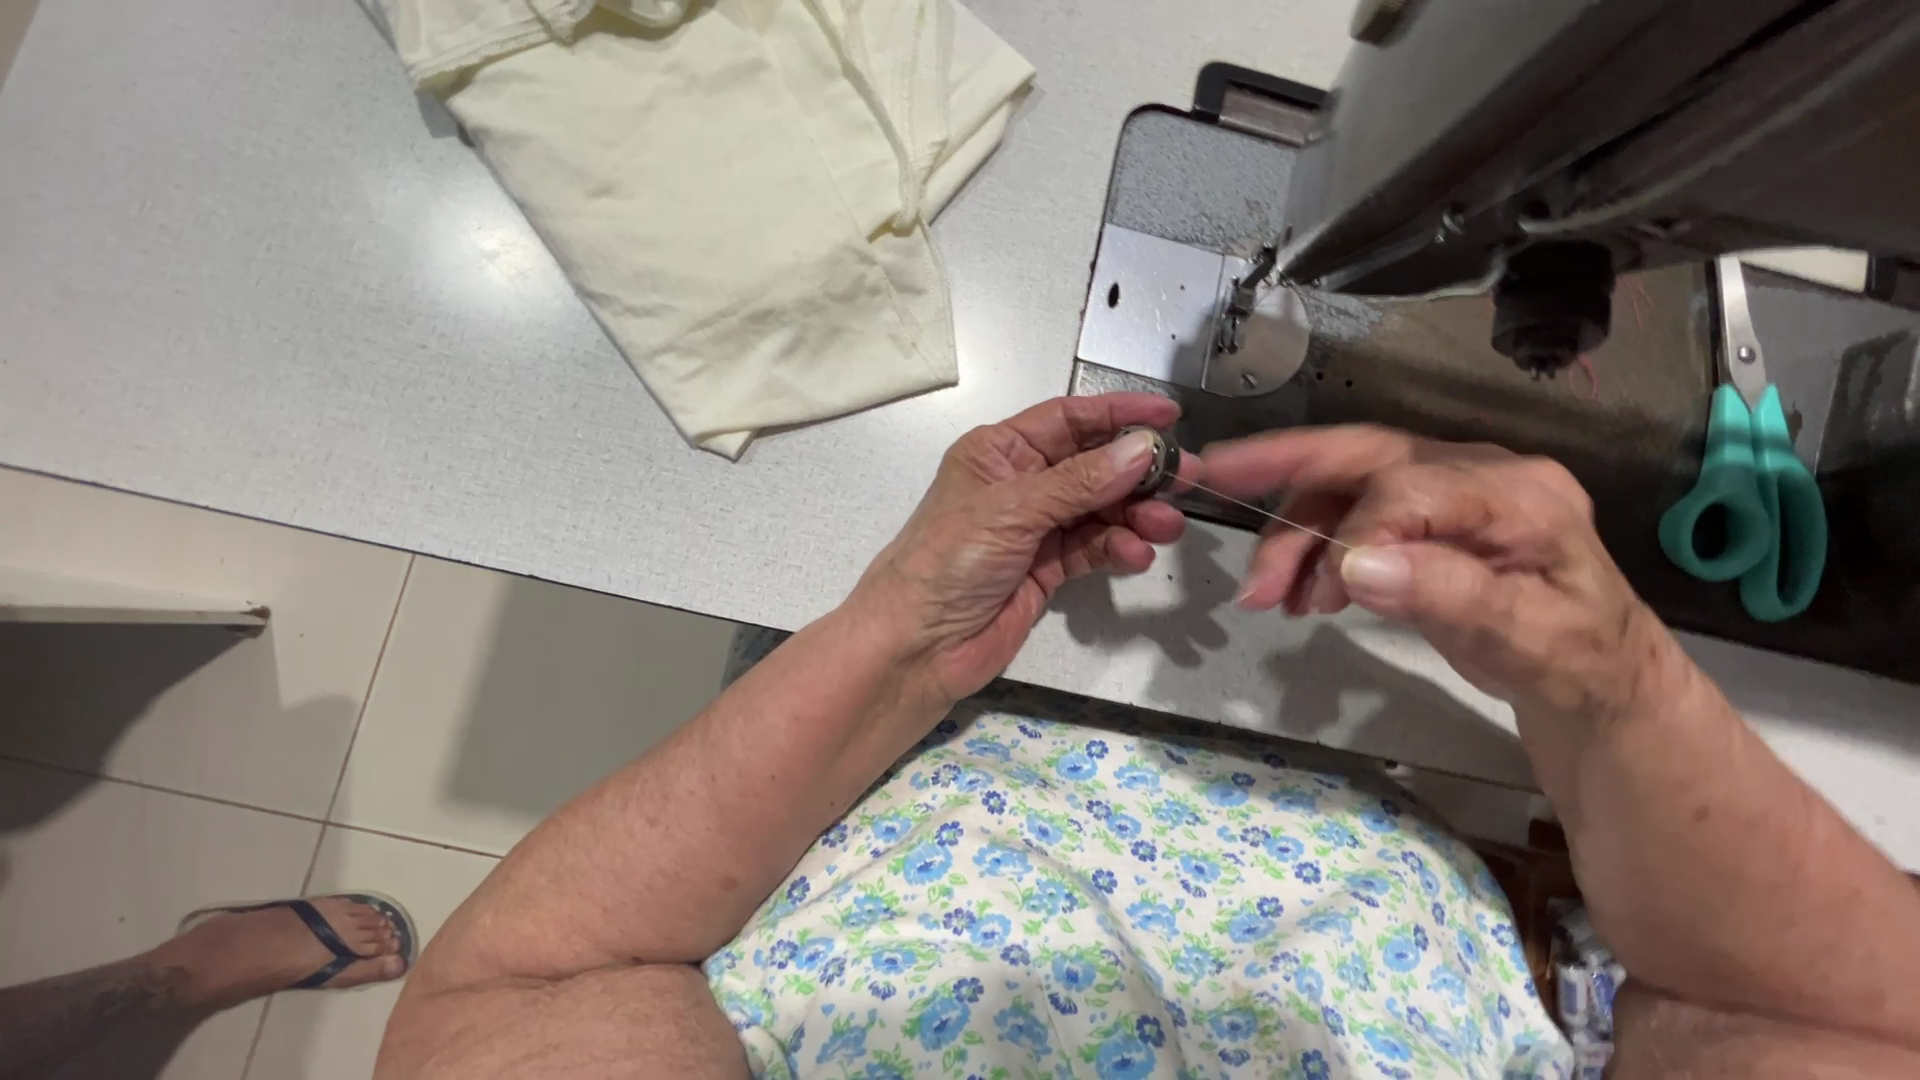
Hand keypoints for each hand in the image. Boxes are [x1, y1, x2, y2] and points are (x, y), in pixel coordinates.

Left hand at [853, 394, 1193, 701]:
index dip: (1118, 413)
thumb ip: (1078, 482)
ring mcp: (1035, 529)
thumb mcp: (1011, 510)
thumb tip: (1141, 449)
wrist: (918, 646)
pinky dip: (1117, 548)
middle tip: (1186, 478)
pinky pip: (1093, 549)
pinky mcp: (1047, 570)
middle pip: (1092, 465)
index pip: (1067, 419)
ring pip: (1099, 509)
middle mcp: (1021, 485)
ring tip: (1166, 525)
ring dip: (1135, 514)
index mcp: (999, 453)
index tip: (1168, 414)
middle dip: (1138, 470)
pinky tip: (1135, 554)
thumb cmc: (948, 561)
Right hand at [1201, 426, 1682, 722]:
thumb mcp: (1529, 638)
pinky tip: (1298, 596)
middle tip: (1216, 474)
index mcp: (1514, 491)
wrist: (1590, 679)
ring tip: (1262, 597)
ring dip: (1290, 538)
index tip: (1322, 595)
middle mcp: (1471, 473)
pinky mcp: (1415, 518)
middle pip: (1360, 454)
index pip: (1408, 488)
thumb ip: (1449, 594)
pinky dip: (1308, 554)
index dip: (1354, 533)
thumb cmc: (1574, 661)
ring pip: (1339, 490)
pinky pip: (1344, 518)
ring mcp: (1439, 492)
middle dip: (1281, 463)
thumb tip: (1355, 564)